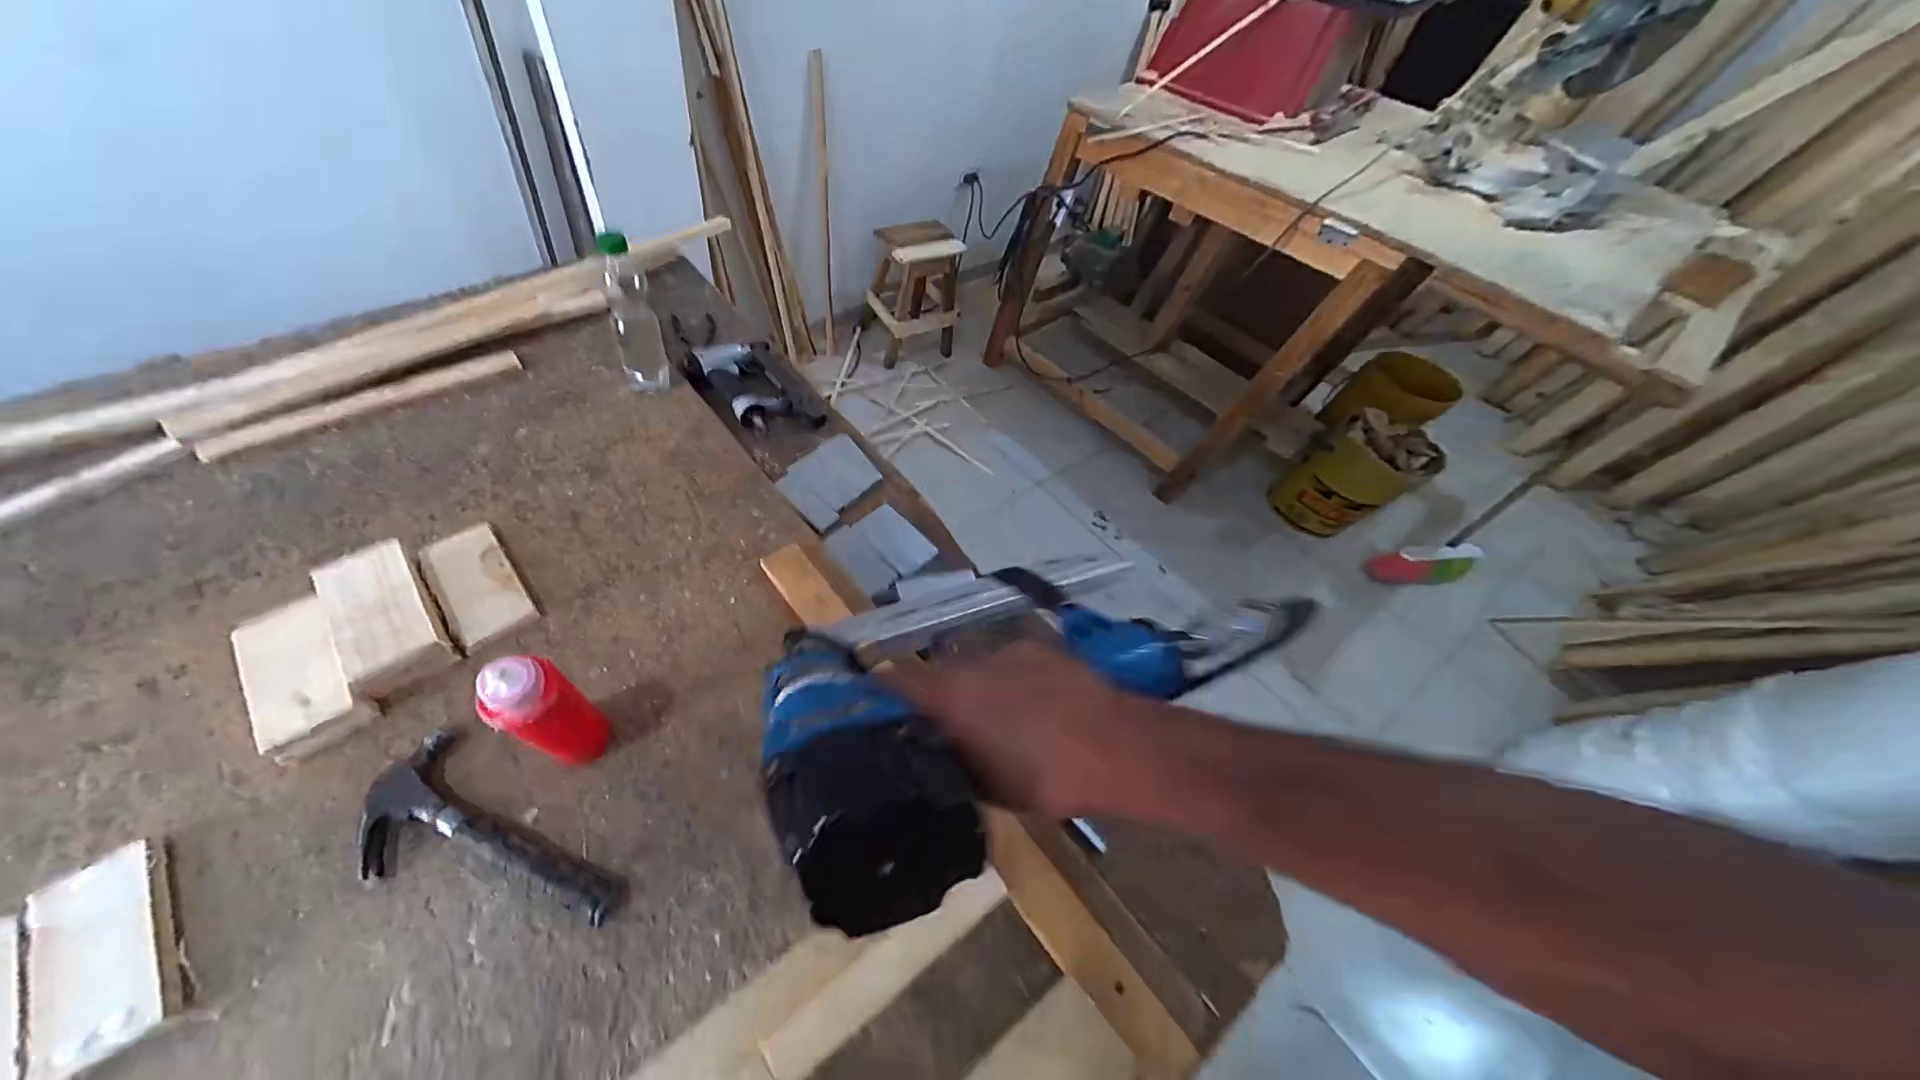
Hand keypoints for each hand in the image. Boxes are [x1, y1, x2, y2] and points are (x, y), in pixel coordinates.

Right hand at [880, 640, 1142, 817]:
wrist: (1117, 747)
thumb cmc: (1046, 777)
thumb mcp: (985, 784)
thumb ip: (949, 758)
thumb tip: (931, 747)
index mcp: (951, 695)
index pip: (895, 681)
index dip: (880, 693)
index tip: (876, 710)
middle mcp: (973, 662)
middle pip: (936, 672)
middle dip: (934, 696)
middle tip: (943, 725)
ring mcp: (1009, 650)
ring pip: (974, 666)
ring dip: (973, 687)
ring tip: (994, 718)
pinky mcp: (1041, 648)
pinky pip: (1009, 662)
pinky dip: (1008, 680)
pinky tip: (1031, 705)